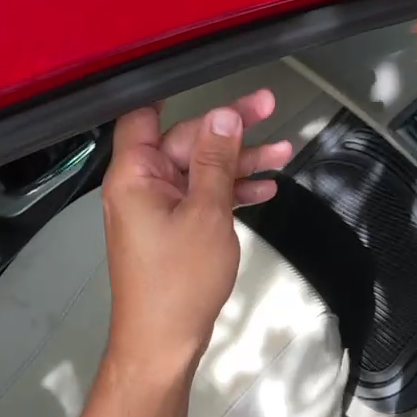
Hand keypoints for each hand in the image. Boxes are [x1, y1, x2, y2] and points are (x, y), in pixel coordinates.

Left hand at [101, 90, 293, 379]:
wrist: (164, 343)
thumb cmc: (178, 281)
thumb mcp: (207, 213)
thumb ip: (216, 161)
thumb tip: (224, 117)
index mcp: (135, 176)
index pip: (143, 116)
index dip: (170, 93)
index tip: (202, 73)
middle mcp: (141, 187)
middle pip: (185, 141)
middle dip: (229, 130)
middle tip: (269, 110)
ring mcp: (158, 209)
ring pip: (200, 171)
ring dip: (239, 162)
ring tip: (282, 151)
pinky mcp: (173, 229)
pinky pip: (202, 197)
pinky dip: (230, 192)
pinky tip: (264, 190)